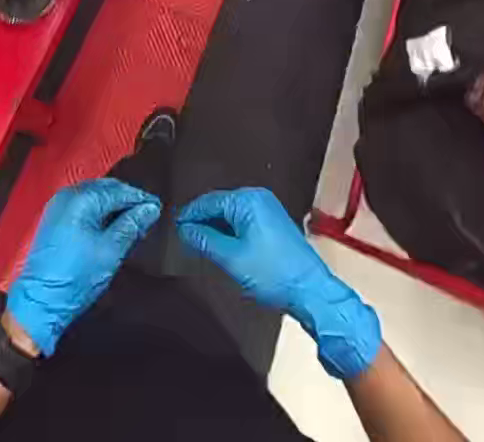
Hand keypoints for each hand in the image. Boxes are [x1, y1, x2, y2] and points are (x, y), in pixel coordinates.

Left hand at [6, 178, 160, 355]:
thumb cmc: (77, 277)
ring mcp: (59, 205)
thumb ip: (132, 225)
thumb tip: (152, 208)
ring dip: (115, 206)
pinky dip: (100, 212)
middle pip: (107, 189)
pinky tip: (111, 225)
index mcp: (82, 198)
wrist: (38, 305)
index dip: (141, 199)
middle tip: (146, 216)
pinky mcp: (54, 218)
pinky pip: (84, 206)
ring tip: (132, 222)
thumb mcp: (111, 251)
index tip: (158, 208)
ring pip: (96, 197)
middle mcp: (69, 195)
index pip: (120, 191)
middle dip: (128, 201)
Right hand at [177, 187, 380, 378]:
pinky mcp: (273, 221)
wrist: (309, 287)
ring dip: (216, 227)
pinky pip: (244, 219)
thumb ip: (205, 240)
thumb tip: (185, 229)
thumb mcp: (232, 258)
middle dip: (202, 220)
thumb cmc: (271, 272)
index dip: (190, 215)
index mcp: (248, 199)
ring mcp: (267, 207)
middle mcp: (258, 196)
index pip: (209, 200)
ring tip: (199, 246)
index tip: (174, 230)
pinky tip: (221, 246)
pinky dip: (230, 230)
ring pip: (232, 213)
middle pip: (220, 204)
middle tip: (184, 240)